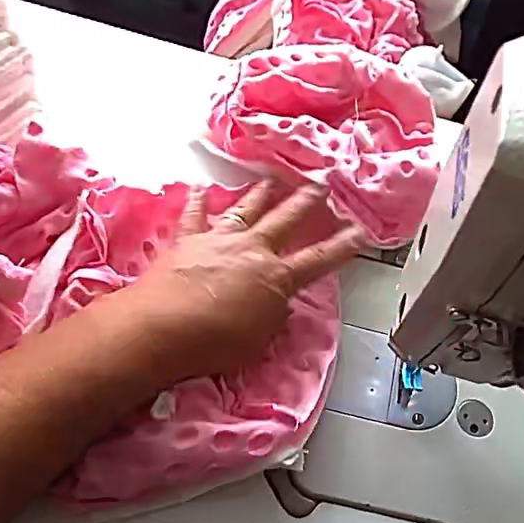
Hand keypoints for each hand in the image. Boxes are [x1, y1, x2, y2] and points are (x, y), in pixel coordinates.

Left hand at [105, 180, 364, 382]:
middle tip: (321, 184)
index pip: (319, 259)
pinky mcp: (188, 239)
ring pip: (246, 208)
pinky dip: (198, 200)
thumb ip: (272, 319)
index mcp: (276, 278)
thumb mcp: (258, 341)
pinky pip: (195, 214)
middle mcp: (252, 250)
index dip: (343, 246)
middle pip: (286, 219)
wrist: (163, 329)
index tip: (360, 232)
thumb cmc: (216, 344)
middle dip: (306, 201)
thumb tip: (279, 306)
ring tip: (272, 178)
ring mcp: (219, 240)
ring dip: (261, 192)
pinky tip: (200, 187)